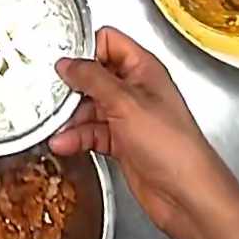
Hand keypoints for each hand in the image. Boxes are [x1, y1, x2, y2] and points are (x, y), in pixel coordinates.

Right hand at [51, 27, 238, 238]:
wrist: (186, 196)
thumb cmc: (169, 144)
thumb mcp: (124, 102)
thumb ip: (92, 78)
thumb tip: (66, 63)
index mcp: (142, 68)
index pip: (109, 41)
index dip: (87, 49)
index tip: (65, 62)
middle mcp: (135, 88)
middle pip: (95, 75)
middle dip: (73, 86)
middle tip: (52, 93)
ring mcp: (128, 116)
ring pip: (91, 106)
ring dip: (71, 116)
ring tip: (54, 125)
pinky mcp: (122, 142)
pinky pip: (93, 132)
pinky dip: (77, 137)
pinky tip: (63, 143)